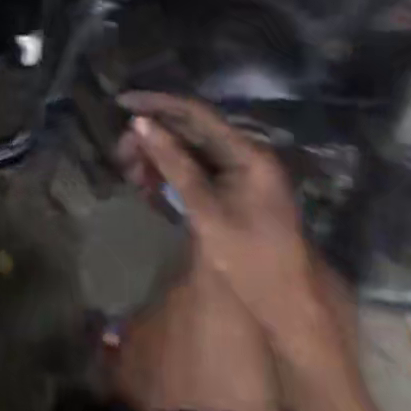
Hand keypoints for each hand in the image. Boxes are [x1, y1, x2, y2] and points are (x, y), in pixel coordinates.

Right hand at [117, 92, 334, 335]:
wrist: (291, 310)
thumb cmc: (252, 262)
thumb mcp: (207, 212)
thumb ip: (174, 164)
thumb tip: (140, 124)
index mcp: (247, 152)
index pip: (196, 113)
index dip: (157, 103)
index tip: (121, 101)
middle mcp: (246, 153)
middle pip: (190, 130)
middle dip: (153, 137)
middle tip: (120, 153)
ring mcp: (241, 172)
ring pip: (190, 150)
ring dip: (158, 158)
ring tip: (130, 175)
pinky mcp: (234, 190)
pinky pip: (197, 170)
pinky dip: (171, 175)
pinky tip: (149, 188)